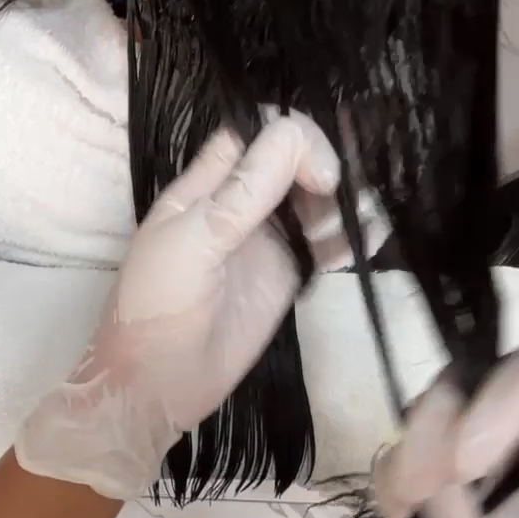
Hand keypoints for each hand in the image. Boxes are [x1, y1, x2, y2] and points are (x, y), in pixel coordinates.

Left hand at [16, 113, 346, 498]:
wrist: (157, 383)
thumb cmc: (158, 306)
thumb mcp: (194, 243)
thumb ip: (242, 193)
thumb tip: (292, 134)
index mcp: (204, 188)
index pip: (255, 135)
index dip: (290, 136)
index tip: (316, 172)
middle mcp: (239, 205)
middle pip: (293, 160)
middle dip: (326, 162)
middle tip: (339, 195)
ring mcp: (265, 240)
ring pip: (313, 199)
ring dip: (341, 200)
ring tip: (353, 226)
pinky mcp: (286, 275)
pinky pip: (323, 244)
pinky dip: (347, 237)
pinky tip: (361, 244)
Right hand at [373, 340, 518, 517]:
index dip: (496, 402)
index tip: (471, 465)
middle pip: (463, 383)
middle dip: (434, 440)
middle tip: (424, 495)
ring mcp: (487, 440)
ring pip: (424, 419)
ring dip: (416, 472)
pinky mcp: (451, 477)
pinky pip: (401, 458)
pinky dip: (390, 484)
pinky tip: (400, 515)